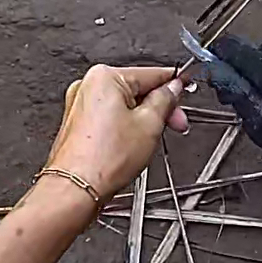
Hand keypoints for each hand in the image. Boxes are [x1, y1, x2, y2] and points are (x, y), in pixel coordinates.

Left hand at [42, 65, 187, 200]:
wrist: (75, 189)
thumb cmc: (103, 159)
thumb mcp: (150, 124)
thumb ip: (166, 100)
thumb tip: (173, 89)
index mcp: (105, 77)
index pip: (151, 73)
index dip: (174, 83)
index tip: (186, 86)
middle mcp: (88, 86)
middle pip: (137, 89)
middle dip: (160, 106)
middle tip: (176, 122)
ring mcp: (80, 105)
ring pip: (124, 104)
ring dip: (144, 118)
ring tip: (153, 138)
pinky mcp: (78, 124)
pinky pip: (111, 117)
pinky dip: (126, 126)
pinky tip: (134, 144)